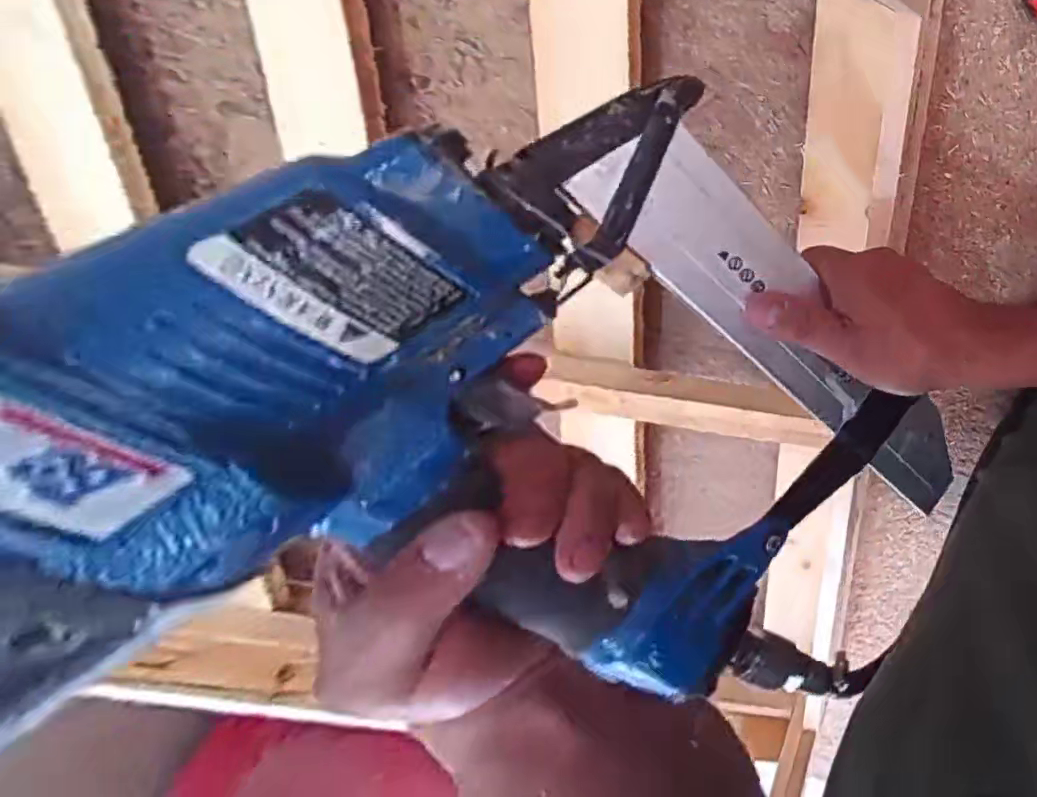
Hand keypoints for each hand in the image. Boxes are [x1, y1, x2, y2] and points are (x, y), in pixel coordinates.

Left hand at [312, 354, 649, 723]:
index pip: (423, 429)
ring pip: (572, 459)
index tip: (523, 371)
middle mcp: (471, 485)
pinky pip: (615, 484)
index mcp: (401, 507)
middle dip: (537, 478)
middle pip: (513, 441)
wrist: (511, 694)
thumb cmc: (424, 676)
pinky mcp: (586, 506)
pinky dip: (626, 506)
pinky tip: (629, 538)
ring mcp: (536, 491)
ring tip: (580, 567)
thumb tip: (471, 527)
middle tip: (536, 535)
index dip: (469, 388)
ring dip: (587, 505)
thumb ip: (403, 606)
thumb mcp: (378, 669)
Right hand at [743, 246, 997, 392]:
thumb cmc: (906, 351)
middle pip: (829, 275)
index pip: (803, 264)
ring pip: (856, 286)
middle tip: (822, 343)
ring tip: (855, 349)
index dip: (790, 289)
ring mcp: (899, 269)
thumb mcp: (845, 347)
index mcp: (848, 269)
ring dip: (849, 312)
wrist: (973, 347)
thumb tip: (753, 303)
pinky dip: (874, 313)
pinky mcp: (918, 283)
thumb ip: (800, 324)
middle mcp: (872, 259)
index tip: (788, 319)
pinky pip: (882, 293)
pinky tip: (884, 342)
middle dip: (821, 306)